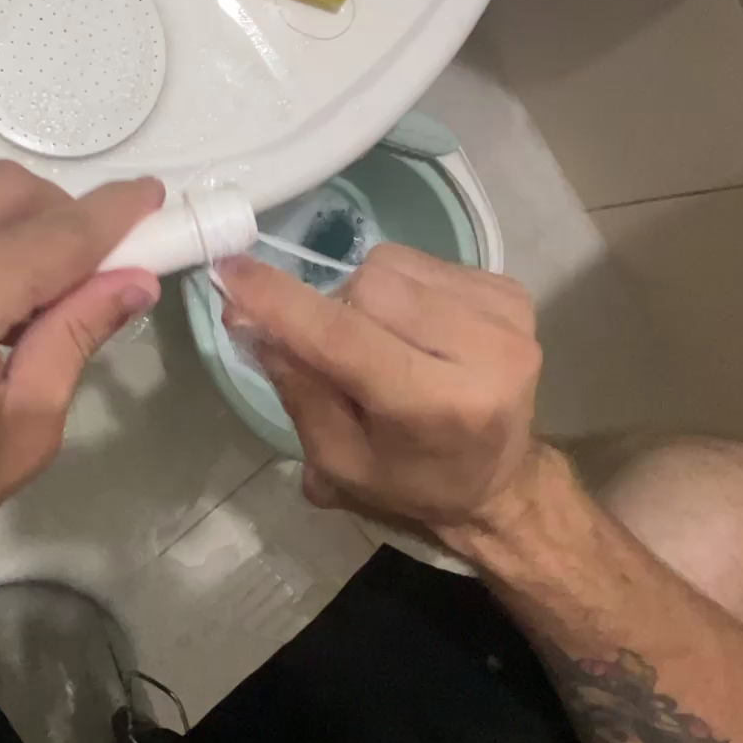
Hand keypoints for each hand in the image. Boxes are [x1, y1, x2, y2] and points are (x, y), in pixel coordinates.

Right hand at [218, 244, 542, 555]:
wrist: (500, 479)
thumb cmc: (409, 480)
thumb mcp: (337, 457)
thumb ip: (295, 386)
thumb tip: (246, 316)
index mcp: (438, 407)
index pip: (344, 340)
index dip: (281, 304)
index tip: (229, 274)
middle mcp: (485, 351)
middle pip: (367, 287)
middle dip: (331, 311)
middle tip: (334, 354)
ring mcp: (506, 315)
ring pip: (391, 265)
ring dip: (363, 297)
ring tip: (379, 342)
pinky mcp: (513, 290)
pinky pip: (421, 262)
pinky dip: (397, 289)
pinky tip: (411, 329)